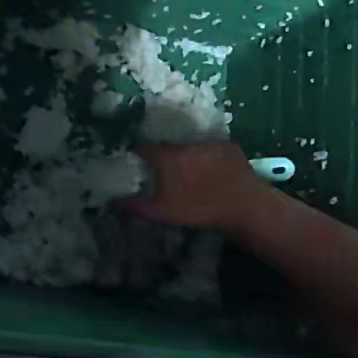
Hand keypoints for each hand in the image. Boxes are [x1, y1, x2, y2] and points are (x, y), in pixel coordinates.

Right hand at [117, 142, 275, 230]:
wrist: (244, 207)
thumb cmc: (199, 210)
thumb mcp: (162, 213)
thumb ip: (135, 206)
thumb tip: (113, 202)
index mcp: (166, 158)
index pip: (144, 148)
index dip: (140, 155)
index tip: (140, 163)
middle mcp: (185, 145)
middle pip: (168, 147)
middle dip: (166, 157)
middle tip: (169, 174)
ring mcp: (208, 143)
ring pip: (190, 147)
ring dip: (188, 157)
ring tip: (193, 174)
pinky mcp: (228, 146)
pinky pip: (212, 149)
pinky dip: (209, 157)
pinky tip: (213, 172)